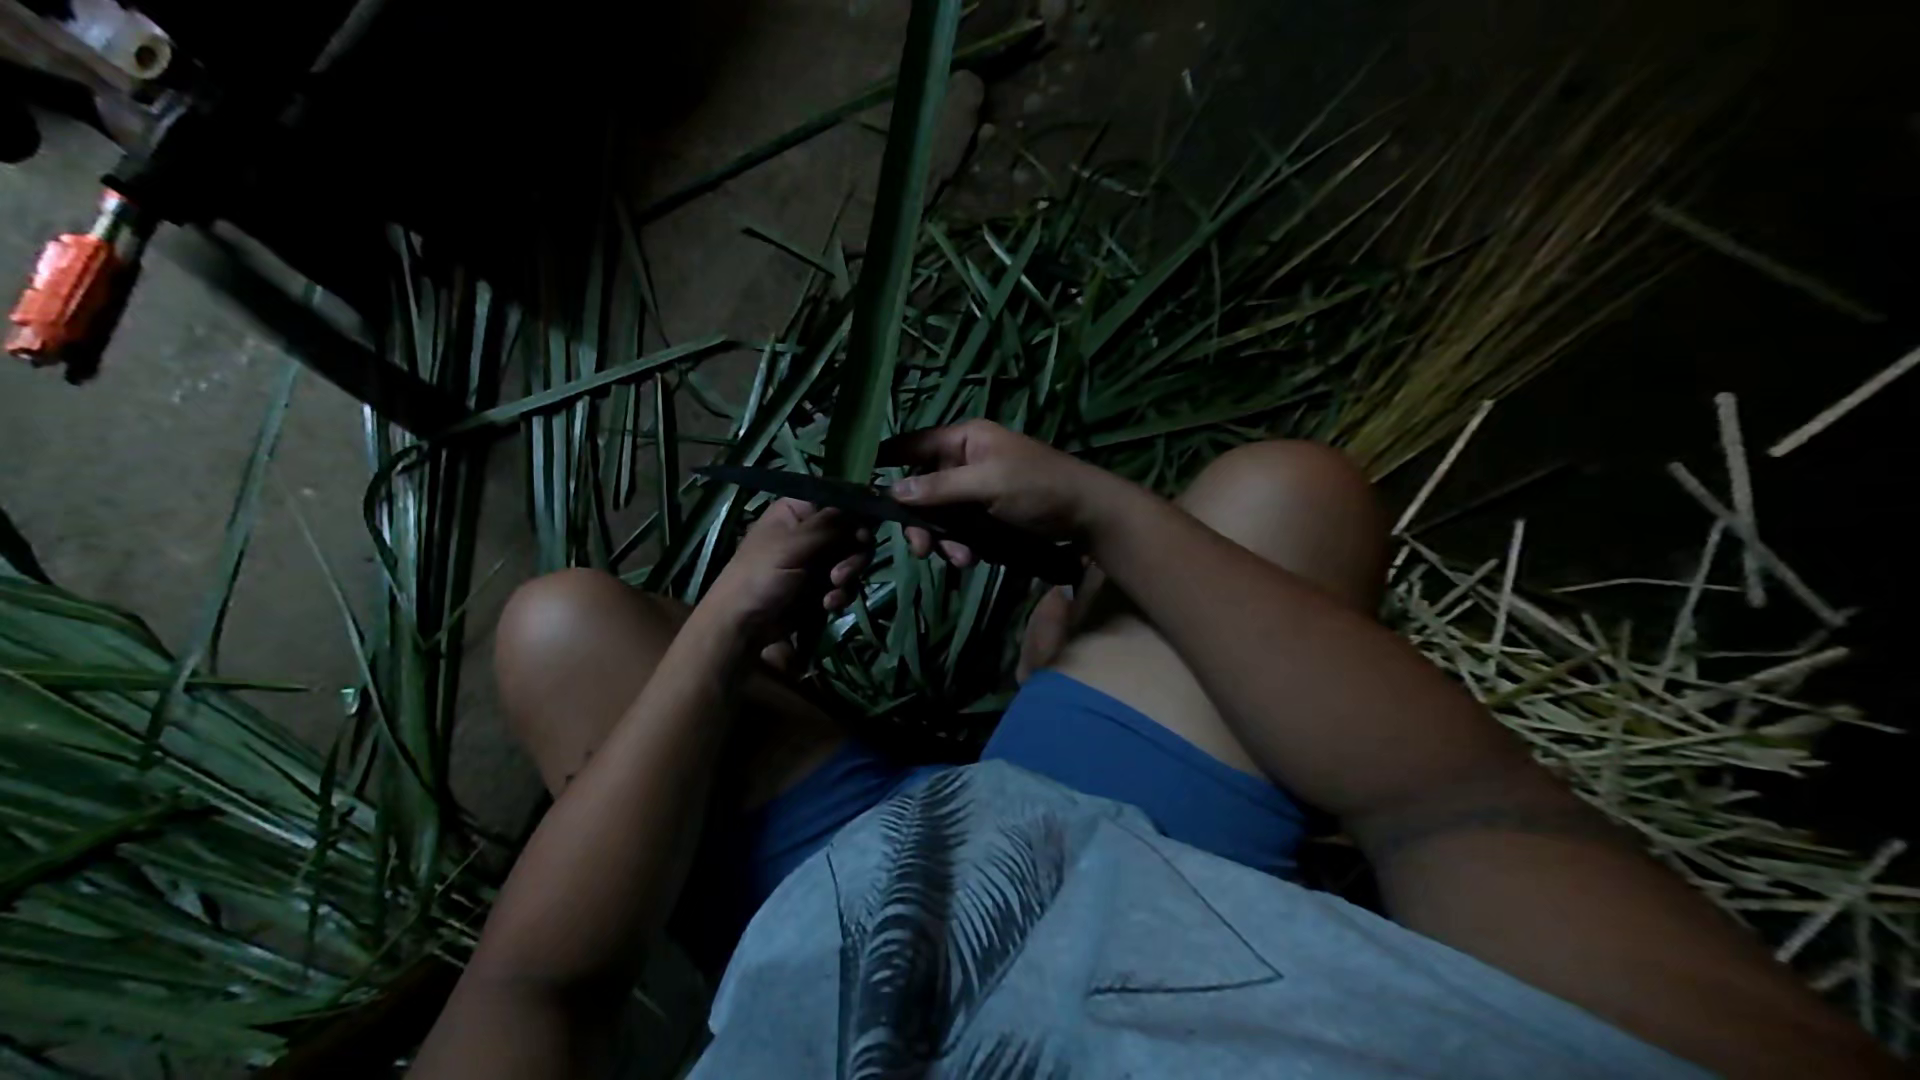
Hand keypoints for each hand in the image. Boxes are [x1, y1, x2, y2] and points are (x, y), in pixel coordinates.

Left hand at [700, 499, 870, 643]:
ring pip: (854, 558)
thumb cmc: (760, 576)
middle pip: (853, 530)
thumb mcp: (792, 545)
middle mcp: (811, 530)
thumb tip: (861, 505)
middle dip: (854, 553)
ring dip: (849, 575)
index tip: (862, 533)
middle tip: (841, 572)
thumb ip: (829, 525)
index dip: (856, 514)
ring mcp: (819, 558)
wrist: (744, 624)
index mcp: (798, 511)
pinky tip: (828, 604)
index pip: (838, 500)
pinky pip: (847, 582)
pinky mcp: (823, 584)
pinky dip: (842, 593)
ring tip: (833, 589)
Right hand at [879, 420, 1124, 562]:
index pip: (914, 444)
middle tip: (921, 549)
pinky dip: (959, 544)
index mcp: (965, 439)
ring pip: (939, 514)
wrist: (1086, 514)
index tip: (860, 485)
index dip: (888, 462)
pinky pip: (959, 528)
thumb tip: (892, 489)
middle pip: (922, 488)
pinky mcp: (985, 514)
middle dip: (920, 520)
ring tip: (959, 559)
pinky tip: (969, 560)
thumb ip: (939, 488)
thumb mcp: (987, 483)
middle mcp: (965, 460)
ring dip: (942, 538)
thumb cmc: (1038, 486)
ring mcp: (975, 489)